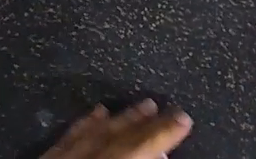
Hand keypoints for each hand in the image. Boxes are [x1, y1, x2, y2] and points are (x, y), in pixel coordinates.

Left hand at [41, 100, 191, 158]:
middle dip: (147, 125)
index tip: (184, 119)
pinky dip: (87, 123)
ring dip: (123, 119)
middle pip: (121, 139)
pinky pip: (71, 135)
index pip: (139, 150)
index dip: (163, 135)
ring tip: (144, 106)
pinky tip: (98, 112)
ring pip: (98, 132)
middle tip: (168, 110)